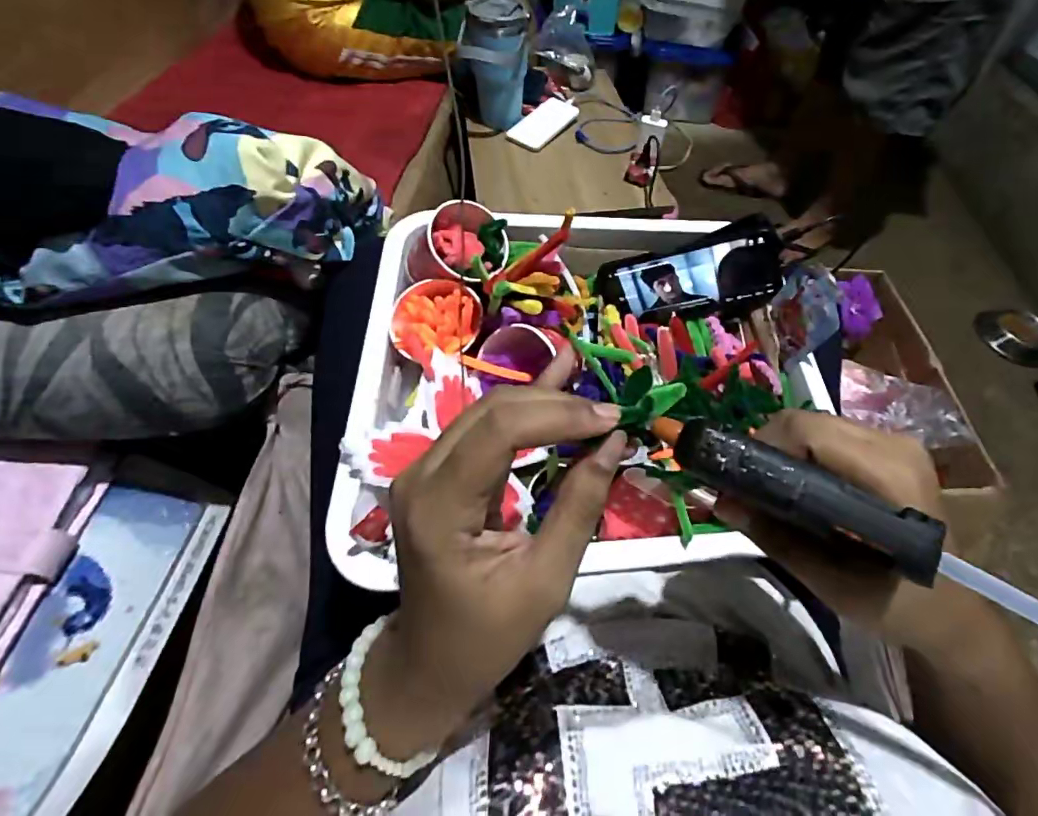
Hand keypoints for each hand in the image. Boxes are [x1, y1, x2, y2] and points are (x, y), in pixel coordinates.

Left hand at [364, 346, 624, 753]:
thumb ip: (579, 507)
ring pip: (490, 409)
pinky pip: (485, 425)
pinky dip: (525, 404)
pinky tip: (555, 372)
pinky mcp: (438, 469)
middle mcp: (423, 474)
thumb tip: (614, 443)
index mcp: (440, 506)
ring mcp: (425, 468)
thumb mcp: (545, 581)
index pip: (501, 430)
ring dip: (544, 398)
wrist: (428, 665)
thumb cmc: (486, 635)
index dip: (559, 415)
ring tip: (592, 390)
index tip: (612, 419)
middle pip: (494, 410)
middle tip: (610, 414)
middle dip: (557, 404)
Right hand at [714, 411, 977, 652]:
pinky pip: (838, 433)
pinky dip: (812, 451)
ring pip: (822, 423)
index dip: (767, 446)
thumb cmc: (899, 606)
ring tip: (778, 488)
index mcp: (888, 475)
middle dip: (774, 447)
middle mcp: (896, 445)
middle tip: (754, 486)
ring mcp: (900, 442)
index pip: (809, 430)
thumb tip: (721, 501)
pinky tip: (807, 485)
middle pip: (812, 421)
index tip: (745, 480)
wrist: (956, 612)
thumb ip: (775, 536)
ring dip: (792, 448)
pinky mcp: (897, 446)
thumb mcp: (831, 582)